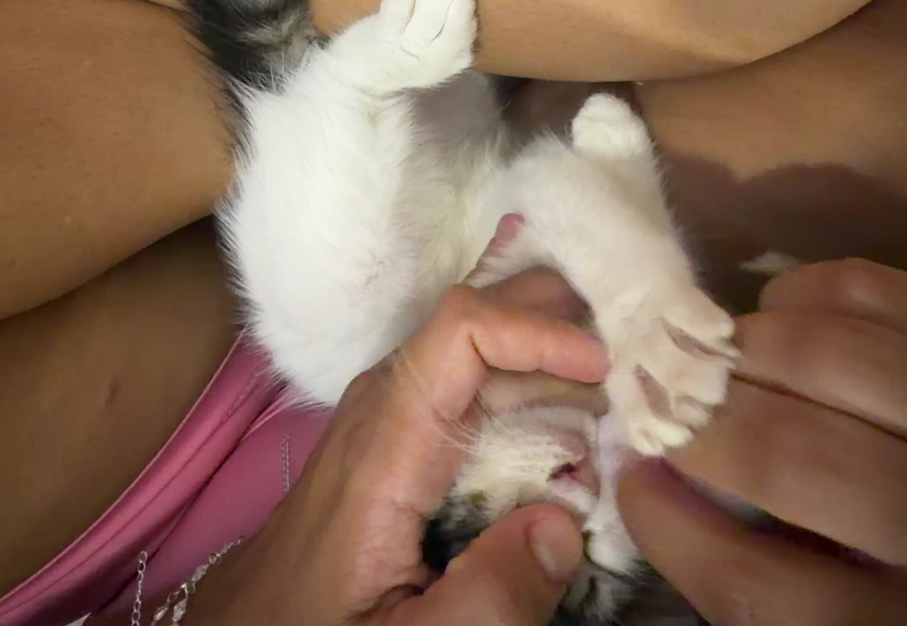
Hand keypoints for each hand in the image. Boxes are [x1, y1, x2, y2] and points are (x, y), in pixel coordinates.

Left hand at [189, 268, 606, 625]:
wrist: (266, 613)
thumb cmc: (323, 622)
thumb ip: (487, 596)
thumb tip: (566, 524)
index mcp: (389, 432)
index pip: (462, 331)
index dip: (536, 330)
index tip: (602, 366)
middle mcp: (394, 393)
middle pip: (479, 314)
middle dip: (558, 311)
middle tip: (640, 335)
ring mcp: (402, 400)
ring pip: (483, 337)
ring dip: (552, 336)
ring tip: (626, 354)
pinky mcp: (412, 419)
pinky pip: (478, 370)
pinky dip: (533, 365)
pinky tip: (577, 379)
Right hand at [618, 257, 906, 625]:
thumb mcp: (896, 616)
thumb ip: (777, 559)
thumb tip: (654, 475)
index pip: (776, 597)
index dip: (676, 533)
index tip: (632, 481)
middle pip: (802, 461)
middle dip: (697, 418)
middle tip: (653, 397)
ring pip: (831, 356)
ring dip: (740, 347)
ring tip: (715, 358)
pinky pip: (865, 289)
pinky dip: (792, 295)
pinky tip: (781, 319)